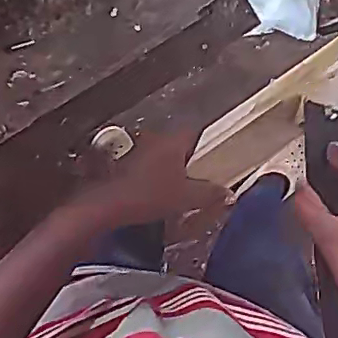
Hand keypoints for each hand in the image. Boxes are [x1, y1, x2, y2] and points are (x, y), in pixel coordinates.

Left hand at [72, 129, 226, 229]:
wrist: (109, 204)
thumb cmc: (151, 195)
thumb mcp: (187, 197)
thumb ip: (209, 193)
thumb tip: (228, 193)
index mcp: (173, 141)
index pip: (195, 133)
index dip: (206, 144)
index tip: (212, 159)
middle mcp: (154, 140)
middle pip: (177, 144)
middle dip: (187, 158)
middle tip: (197, 176)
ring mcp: (136, 150)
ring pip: (160, 155)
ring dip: (167, 168)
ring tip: (177, 188)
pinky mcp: (122, 164)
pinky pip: (145, 166)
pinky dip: (152, 176)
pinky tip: (155, 193)